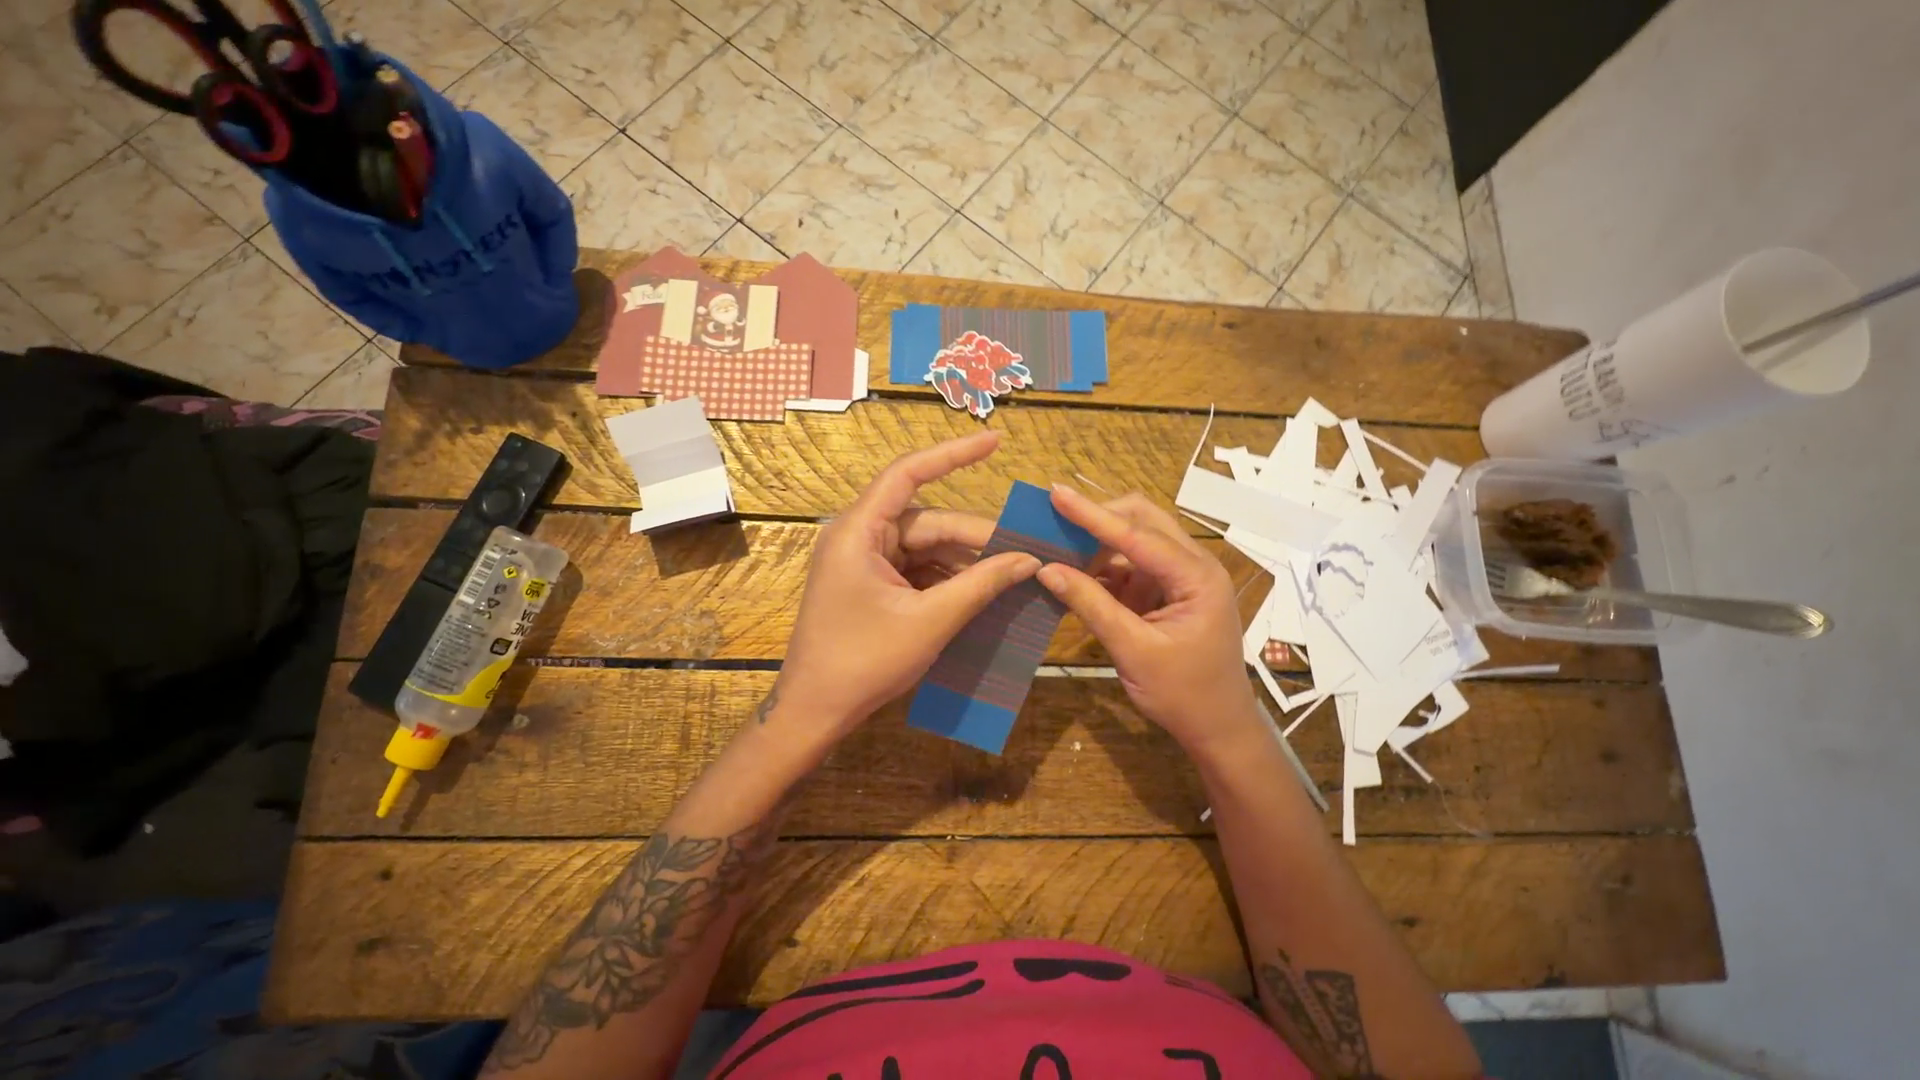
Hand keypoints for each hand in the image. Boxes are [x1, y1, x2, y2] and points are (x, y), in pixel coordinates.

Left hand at [770, 431, 1041, 740]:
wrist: (814, 711)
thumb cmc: (863, 663)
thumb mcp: (929, 622)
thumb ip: (980, 585)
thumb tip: (1027, 561)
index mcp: (858, 531)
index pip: (909, 474)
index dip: (953, 454)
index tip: (995, 440)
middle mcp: (859, 536)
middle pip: (927, 520)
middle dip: (974, 538)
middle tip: (1024, 554)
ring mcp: (864, 562)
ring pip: (926, 547)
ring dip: (964, 562)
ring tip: (1010, 576)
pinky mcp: (871, 585)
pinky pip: (917, 569)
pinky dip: (947, 579)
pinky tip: (981, 592)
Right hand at [1037, 485, 1261, 751]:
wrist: (1219, 728)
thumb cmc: (1184, 694)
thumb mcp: (1133, 650)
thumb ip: (1092, 605)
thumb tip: (1047, 570)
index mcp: (1197, 576)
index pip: (1137, 534)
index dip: (1092, 514)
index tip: (1056, 493)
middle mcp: (1194, 566)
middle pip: (1142, 522)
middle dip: (1098, 519)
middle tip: (1053, 520)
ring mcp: (1182, 579)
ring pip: (1135, 542)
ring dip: (1097, 545)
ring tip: (1055, 547)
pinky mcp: (1169, 594)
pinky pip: (1132, 568)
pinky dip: (1103, 570)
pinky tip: (1073, 574)